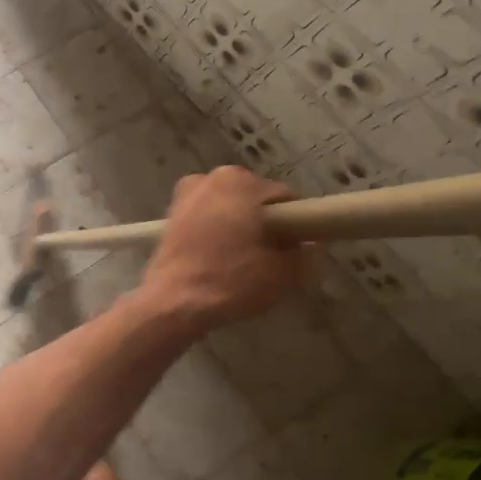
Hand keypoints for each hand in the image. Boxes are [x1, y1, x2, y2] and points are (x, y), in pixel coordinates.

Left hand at [140, 166, 302, 330]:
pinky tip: (219, 259)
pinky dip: (216, 232)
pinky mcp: (170, 214)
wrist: (174, 301)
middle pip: (254, 201)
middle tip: (270, 258)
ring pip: (229, 209)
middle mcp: (210, 177)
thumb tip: (310, 245)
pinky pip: (207, 219)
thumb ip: (305, 253)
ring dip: (239, 228)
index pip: (285, 200)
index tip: (295, 250)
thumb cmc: (231, 280)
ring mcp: (186, 194)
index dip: (296, 225)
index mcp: (240, 181)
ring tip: (243, 261)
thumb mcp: (284, 272)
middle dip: (265, 224)